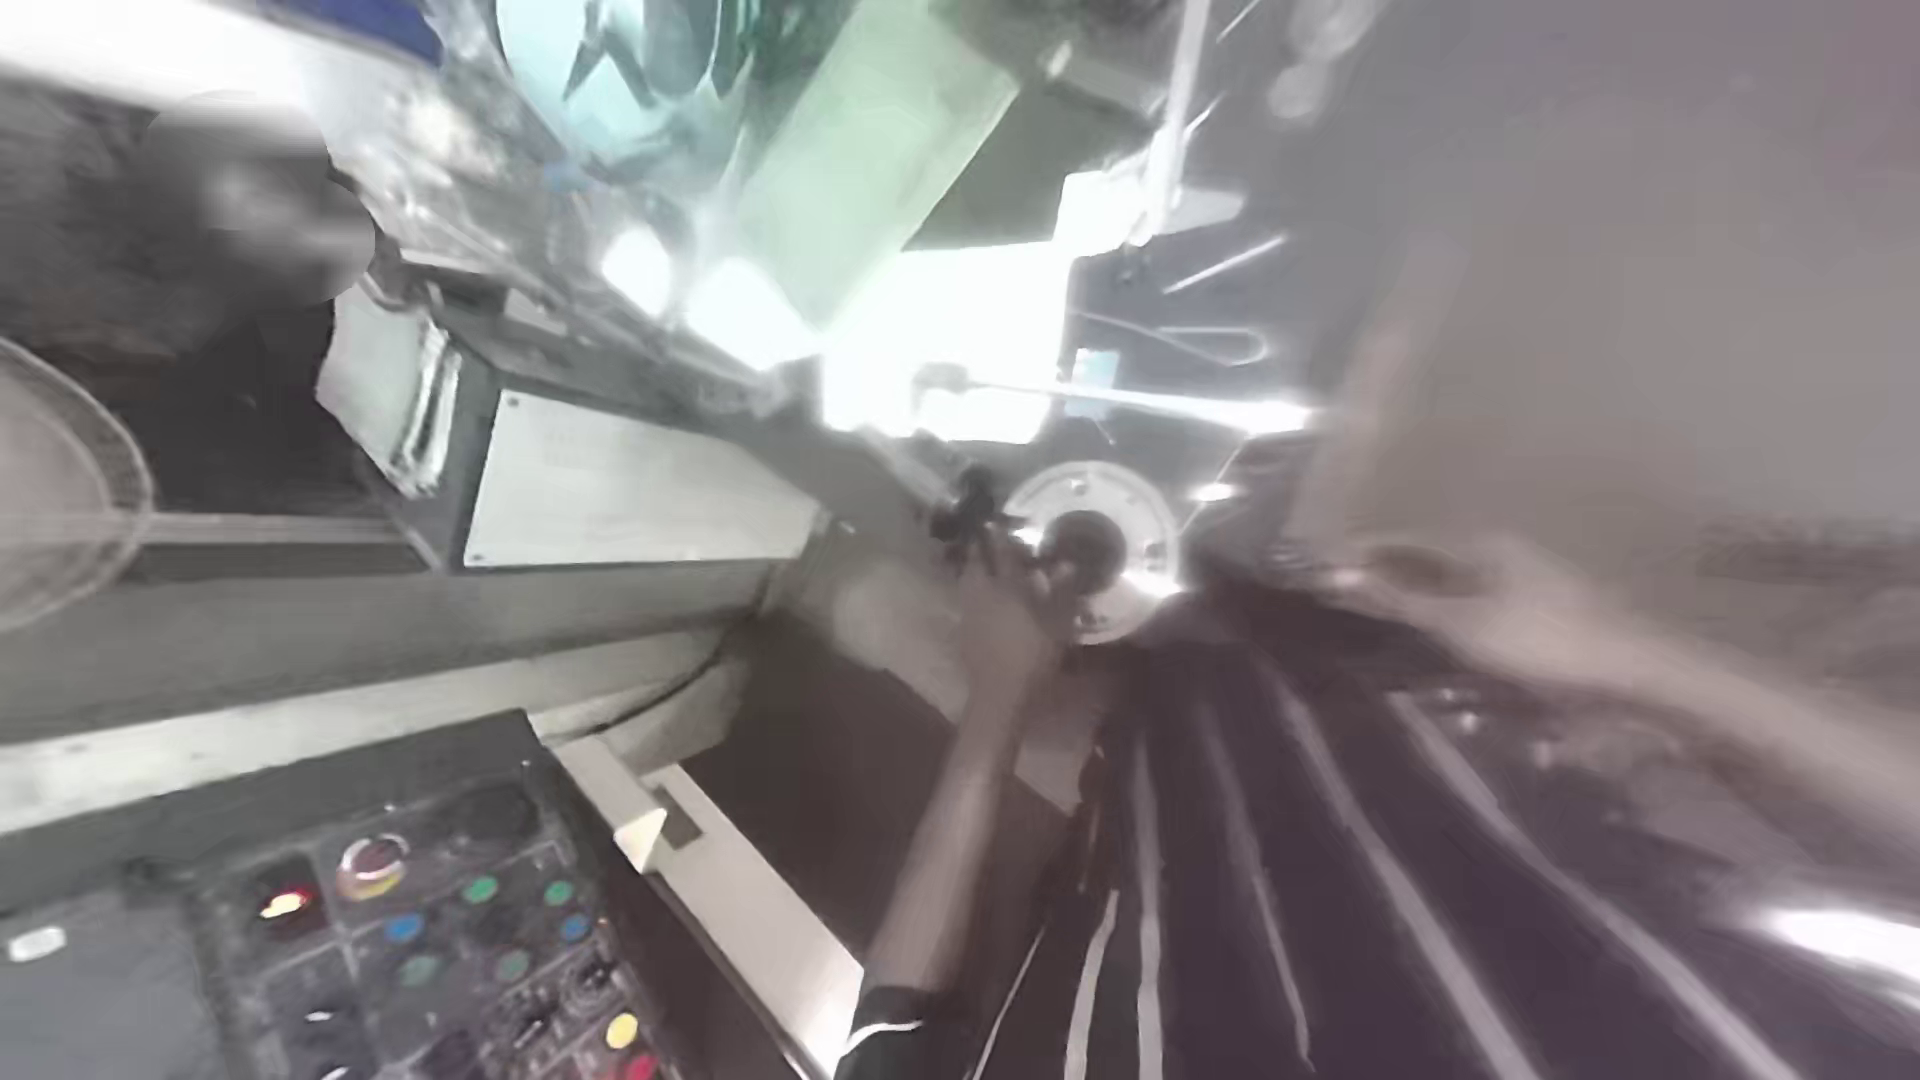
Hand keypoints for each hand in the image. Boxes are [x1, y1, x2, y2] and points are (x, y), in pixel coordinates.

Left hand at [957, 529, 1074, 709]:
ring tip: (985, 564)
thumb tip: (1066, 564)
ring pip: (968, 580)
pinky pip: (966, 599)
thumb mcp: (1056, 625)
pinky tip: (984, 596)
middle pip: (976, 562)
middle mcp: (982, 593)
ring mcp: (968, 611)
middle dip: (981, 548)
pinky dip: (974, 590)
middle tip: (988, 538)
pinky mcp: (963, 629)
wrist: (1000, 694)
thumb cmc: (1033, 657)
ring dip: (975, 568)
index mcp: (1006, 587)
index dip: (1002, 535)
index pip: (1002, 552)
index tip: (1001, 520)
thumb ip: (1061, 592)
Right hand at [1327, 533, 1652, 690]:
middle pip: (1423, 556)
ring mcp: (1518, 575)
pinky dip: (1433, 603)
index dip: (1360, 551)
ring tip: (1371, 605)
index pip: (1402, 539)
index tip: (1323, 564)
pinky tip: (1421, 621)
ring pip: (1444, 576)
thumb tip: (1336, 574)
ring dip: (1406, 588)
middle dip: (1380, 569)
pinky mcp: (1531, 602)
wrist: (1639, 674)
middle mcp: (1497, 550)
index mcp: (1478, 544)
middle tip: (1341, 587)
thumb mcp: (1458, 621)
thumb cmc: (1540, 640)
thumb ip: (1396, 597)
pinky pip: (1464, 594)